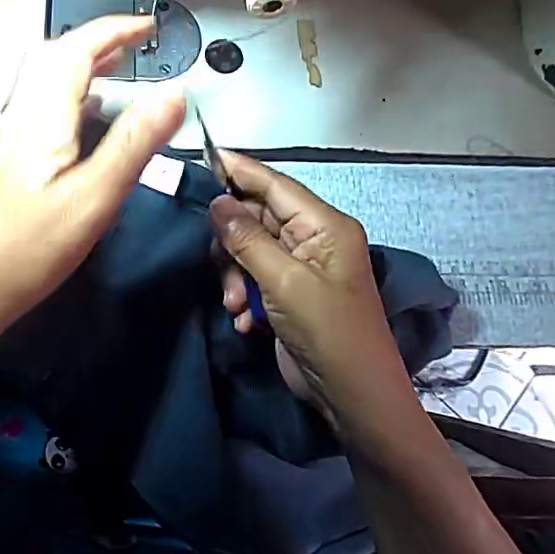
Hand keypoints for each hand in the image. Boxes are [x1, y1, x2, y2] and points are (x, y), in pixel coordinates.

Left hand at [0, 15, 185, 348]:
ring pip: (40, 85)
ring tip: (115, 77)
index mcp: (41, 118)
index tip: (145, 25)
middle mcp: (17, 119)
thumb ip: (134, 144)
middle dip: (94, 43)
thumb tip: (174, 94)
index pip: (75, 50)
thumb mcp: (92, 198)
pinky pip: (34, 111)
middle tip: (132, 48)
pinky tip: (80, 128)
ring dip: (78, 70)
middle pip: (51, 59)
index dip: (112, 29)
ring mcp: (3, 140)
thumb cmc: (26, 248)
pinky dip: (64, 100)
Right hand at [208, 153, 413, 430]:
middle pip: (255, 217)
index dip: (239, 170)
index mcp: (324, 226)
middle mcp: (312, 239)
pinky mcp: (287, 291)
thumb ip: (247, 238)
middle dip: (231, 241)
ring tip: (235, 304)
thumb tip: (217, 202)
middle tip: (218, 266)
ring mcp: (299, 266)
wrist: (352, 397)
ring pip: (247, 248)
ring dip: (234, 274)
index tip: (203, 156)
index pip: (274, 184)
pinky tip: (244, 318)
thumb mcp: (283, 282)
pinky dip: (242, 294)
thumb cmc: (327, 332)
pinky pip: (251, 275)